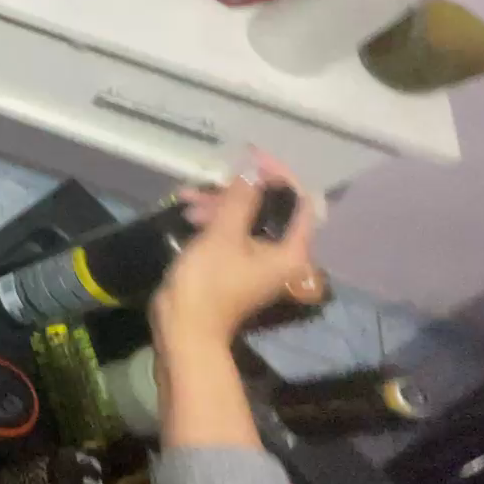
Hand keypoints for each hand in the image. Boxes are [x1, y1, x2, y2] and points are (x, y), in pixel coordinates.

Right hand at [151, 157, 316, 353]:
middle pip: (269, 210)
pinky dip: (214, 222)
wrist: (184, 327)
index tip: (249, 157)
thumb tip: (252, 169)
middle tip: (203, 186)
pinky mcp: (235, 267)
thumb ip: (239, 202)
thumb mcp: (221, 238)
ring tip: (186, 202)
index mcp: (292, 250)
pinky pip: (232, 234)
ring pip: (246, 221)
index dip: (277, 175)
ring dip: (219, 206)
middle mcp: (283, 255)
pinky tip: (188, 217)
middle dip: (236, 192)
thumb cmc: (207, 283)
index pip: (298, 201)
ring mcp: (258, 262)